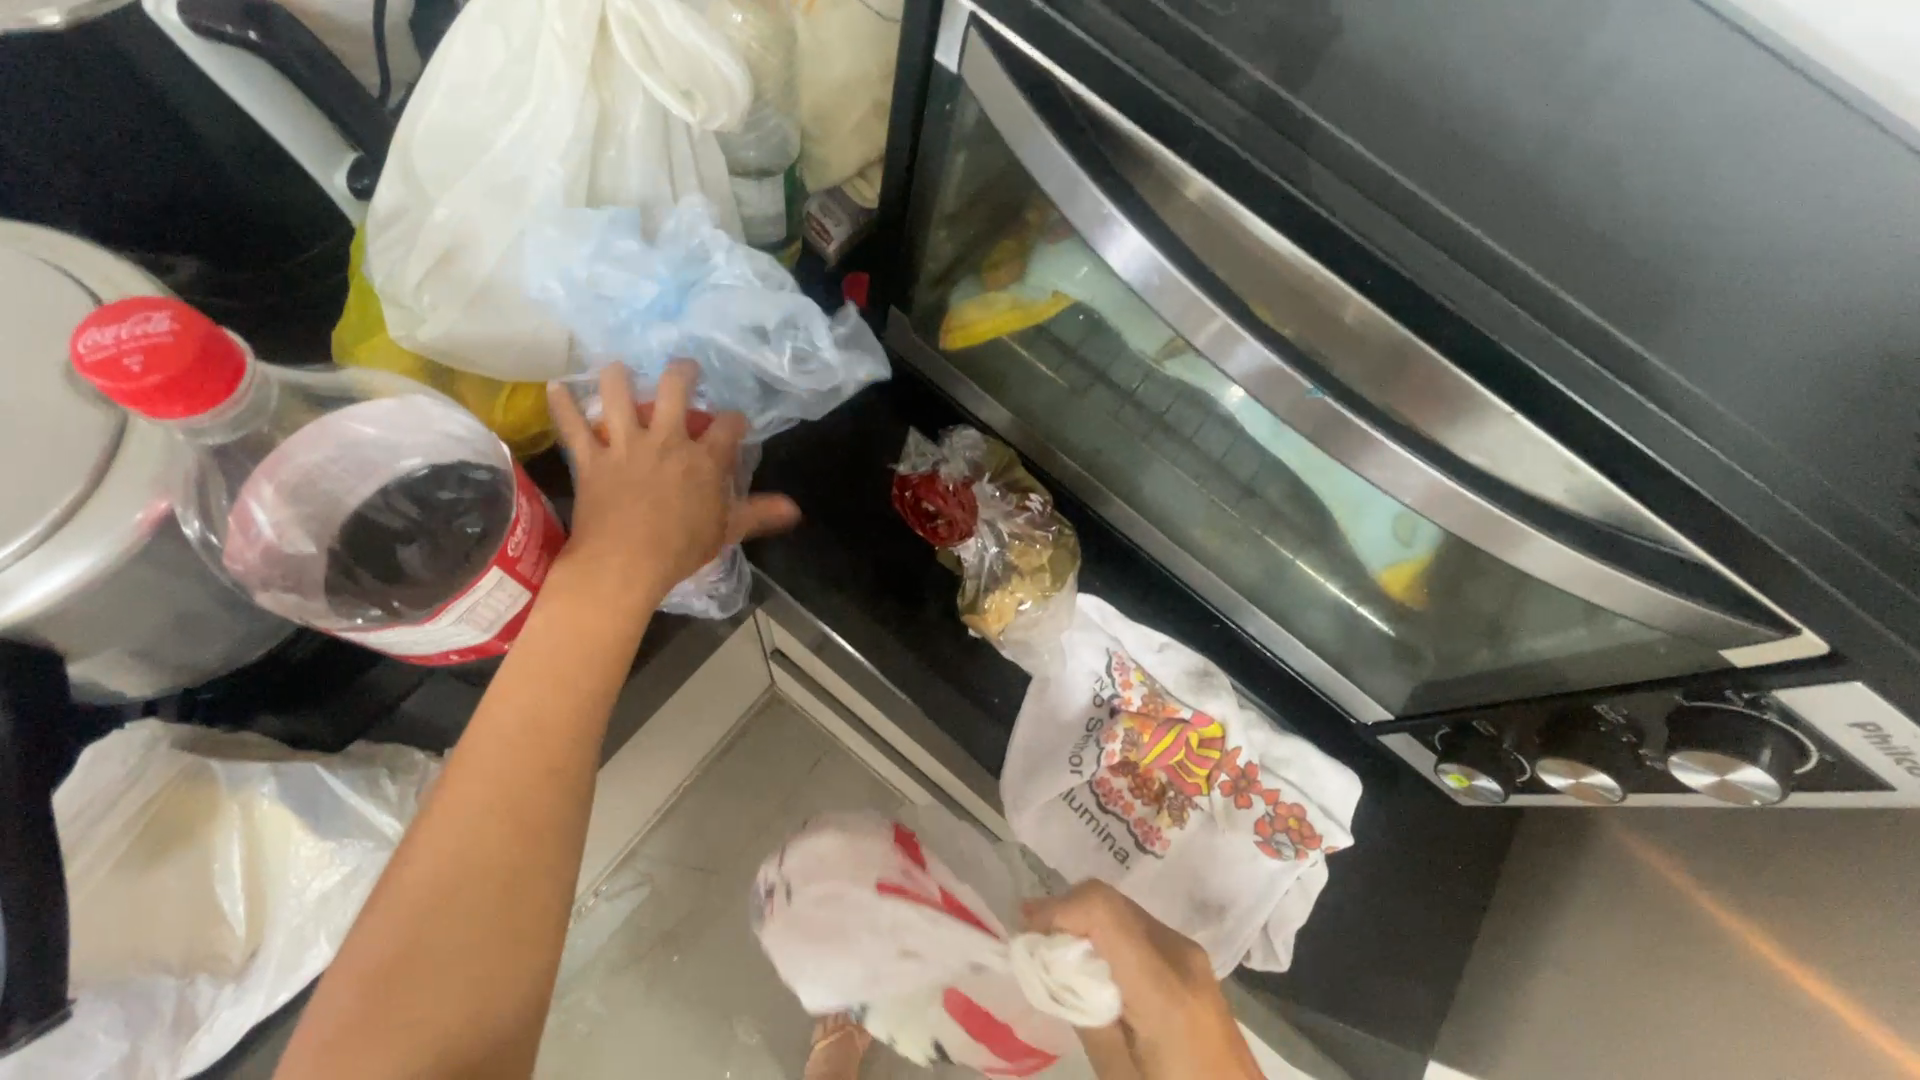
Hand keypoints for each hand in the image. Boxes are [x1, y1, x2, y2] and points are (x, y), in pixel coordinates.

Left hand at [546, 361, 799, 616]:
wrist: (625, 563)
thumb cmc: (681, 549)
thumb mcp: (727, 531)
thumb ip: (760, 513)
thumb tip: (795, 510)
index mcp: (704, 459)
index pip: (728, 425)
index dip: (735, 420)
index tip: (735, 423)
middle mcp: (666, 440)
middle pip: (675, 389)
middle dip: (682, 372)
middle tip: (684, 368)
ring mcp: (626, 445)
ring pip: (618, 394)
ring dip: (618, 376)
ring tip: (620, 367)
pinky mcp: (592, 458)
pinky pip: (573, 426)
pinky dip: (562, 405)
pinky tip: (555, 387)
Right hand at [1024, 882, 1260, 1079]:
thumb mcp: (1118, 1073)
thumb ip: (1082, 1010)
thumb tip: (1049, 963)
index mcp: (1163, 986)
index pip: (1103, 909)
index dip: (1058, 908)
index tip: (1026, 930)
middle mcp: (1180, 954)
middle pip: (1110, 902)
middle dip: (1065, 913)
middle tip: (1031, 942)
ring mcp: (1191, 954)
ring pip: (1123, 911)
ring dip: (1085, 923)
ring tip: (1055, 954)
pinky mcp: (1193, 963)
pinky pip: (1138, 930)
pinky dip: (1107, 936)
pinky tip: (1092, 966)